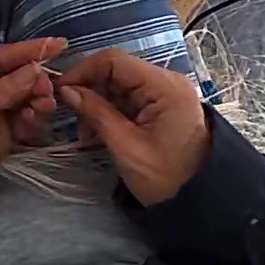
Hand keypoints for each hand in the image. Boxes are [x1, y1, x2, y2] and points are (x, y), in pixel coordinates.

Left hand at [0, 38, 63, 264]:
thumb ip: (0, 88)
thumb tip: (36, 69)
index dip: (27, 50)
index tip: (59, 44)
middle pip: (12, 76)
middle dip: (34, 77)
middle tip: (50, 84)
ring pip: (21, 99)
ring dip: (36, 98)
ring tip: (46, 102)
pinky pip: (22, 122)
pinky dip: (33, 118)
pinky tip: (35, 117)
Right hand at [57, 48, 209, 205]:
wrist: (204, 204)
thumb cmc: (167, 178)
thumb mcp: (126, 147)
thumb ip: (95, 113)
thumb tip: (65, 89)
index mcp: (164, 87)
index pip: (114, 60)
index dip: (83, 70)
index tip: (61, 90)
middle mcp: (166, 82)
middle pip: (114, 70)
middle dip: (88, 89)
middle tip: (70, 114)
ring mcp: (163, 93)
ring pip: (116, 84)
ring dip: (95, 102)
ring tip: (85, 130)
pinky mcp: (159, 106)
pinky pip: (125, 97)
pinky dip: (107, 110)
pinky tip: (97, 130)